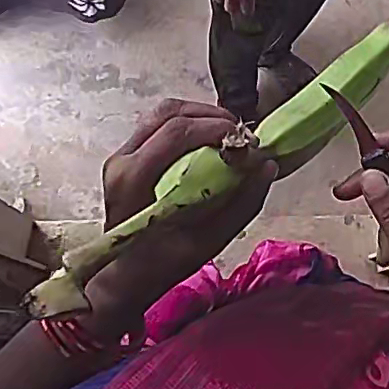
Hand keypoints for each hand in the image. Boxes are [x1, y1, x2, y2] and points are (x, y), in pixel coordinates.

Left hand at [86, 100, 276, 337]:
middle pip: (168, 112)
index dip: (216, 127)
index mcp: (132, 179)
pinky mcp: (128, 156)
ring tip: (229, 133)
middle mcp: (121, 160)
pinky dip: (189, 125)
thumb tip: (267, 166)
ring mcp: (121, 155)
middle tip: (242, 134)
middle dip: (211, 115)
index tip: (246, 141)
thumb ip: (242, 203)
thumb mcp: (208, 241)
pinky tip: (210, 140)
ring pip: (163, 113)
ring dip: (200, 115)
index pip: (176, 132)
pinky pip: (160, 125)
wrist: (124, 276)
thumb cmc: (163, 263)